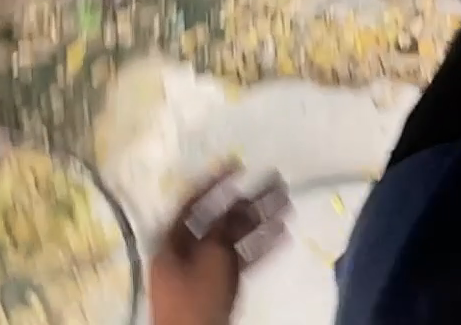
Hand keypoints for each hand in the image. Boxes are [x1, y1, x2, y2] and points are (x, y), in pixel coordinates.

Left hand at [148, 165, 289, 324]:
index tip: (239, 163)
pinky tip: (283, 233)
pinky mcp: (220, 281)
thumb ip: (221, 229)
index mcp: (172, 243)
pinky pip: (242, 255)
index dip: (214, 181)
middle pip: (221, 217)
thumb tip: (233, 207)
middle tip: (277, 180)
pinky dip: (260, 244)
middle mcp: (186, 251)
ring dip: (262, 218)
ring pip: (236, 234)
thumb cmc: (195, 297)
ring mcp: (203, 267)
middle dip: (251, 198)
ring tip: (288, 202)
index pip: (191, 202)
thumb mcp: (209, 257)